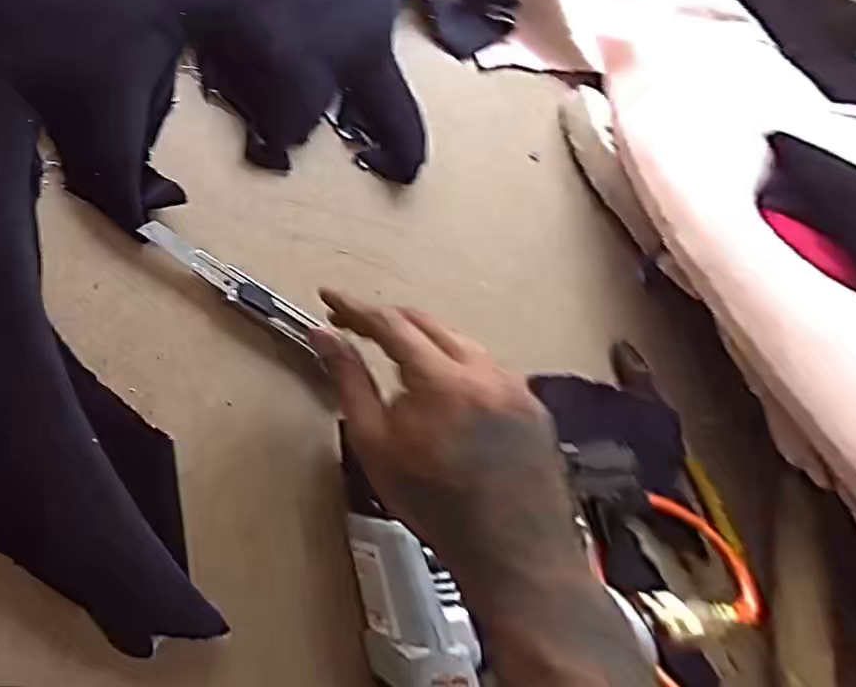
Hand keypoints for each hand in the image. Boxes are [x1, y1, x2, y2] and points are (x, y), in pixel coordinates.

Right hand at [312, 288, 577, 596]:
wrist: (516, 558)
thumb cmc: (437, 504)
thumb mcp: (372, 438)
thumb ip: (347, 378)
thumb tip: (323, 336)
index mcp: (445, 382)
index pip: (390, 323)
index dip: (354, 306)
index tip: (330, 297)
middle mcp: (487, 377)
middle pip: (426, 321)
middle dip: (383, 316)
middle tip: (348, 320)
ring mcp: (516, 391)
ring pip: (457, 338)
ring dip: (417, 333)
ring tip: (385, 344)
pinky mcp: (532, 408)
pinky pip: (482, 361)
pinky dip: (447, 353)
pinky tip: (430, 372)